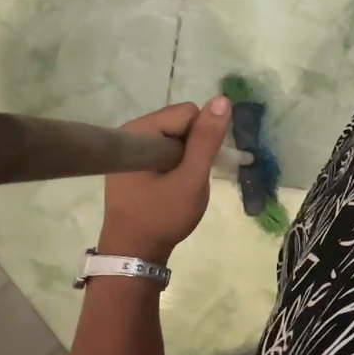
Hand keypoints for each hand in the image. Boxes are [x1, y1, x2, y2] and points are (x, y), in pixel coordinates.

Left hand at [98, 98, 230, 263]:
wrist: (134, 254)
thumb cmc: (162, 217)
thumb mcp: (191, 179)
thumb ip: (206, 139)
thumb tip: (222, 99)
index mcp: (139, 131)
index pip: (187, 113)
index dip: (201, 138)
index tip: (197, 168)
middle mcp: (131, 132)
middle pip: (181, 121)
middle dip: (194, 146)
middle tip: (190, 177)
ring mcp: (131, 147)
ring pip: (177, 134)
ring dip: (187, 156)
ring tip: (182, 183)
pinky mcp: (134, 160)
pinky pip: (167, 146)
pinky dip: (178, 161)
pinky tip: (174, 183)